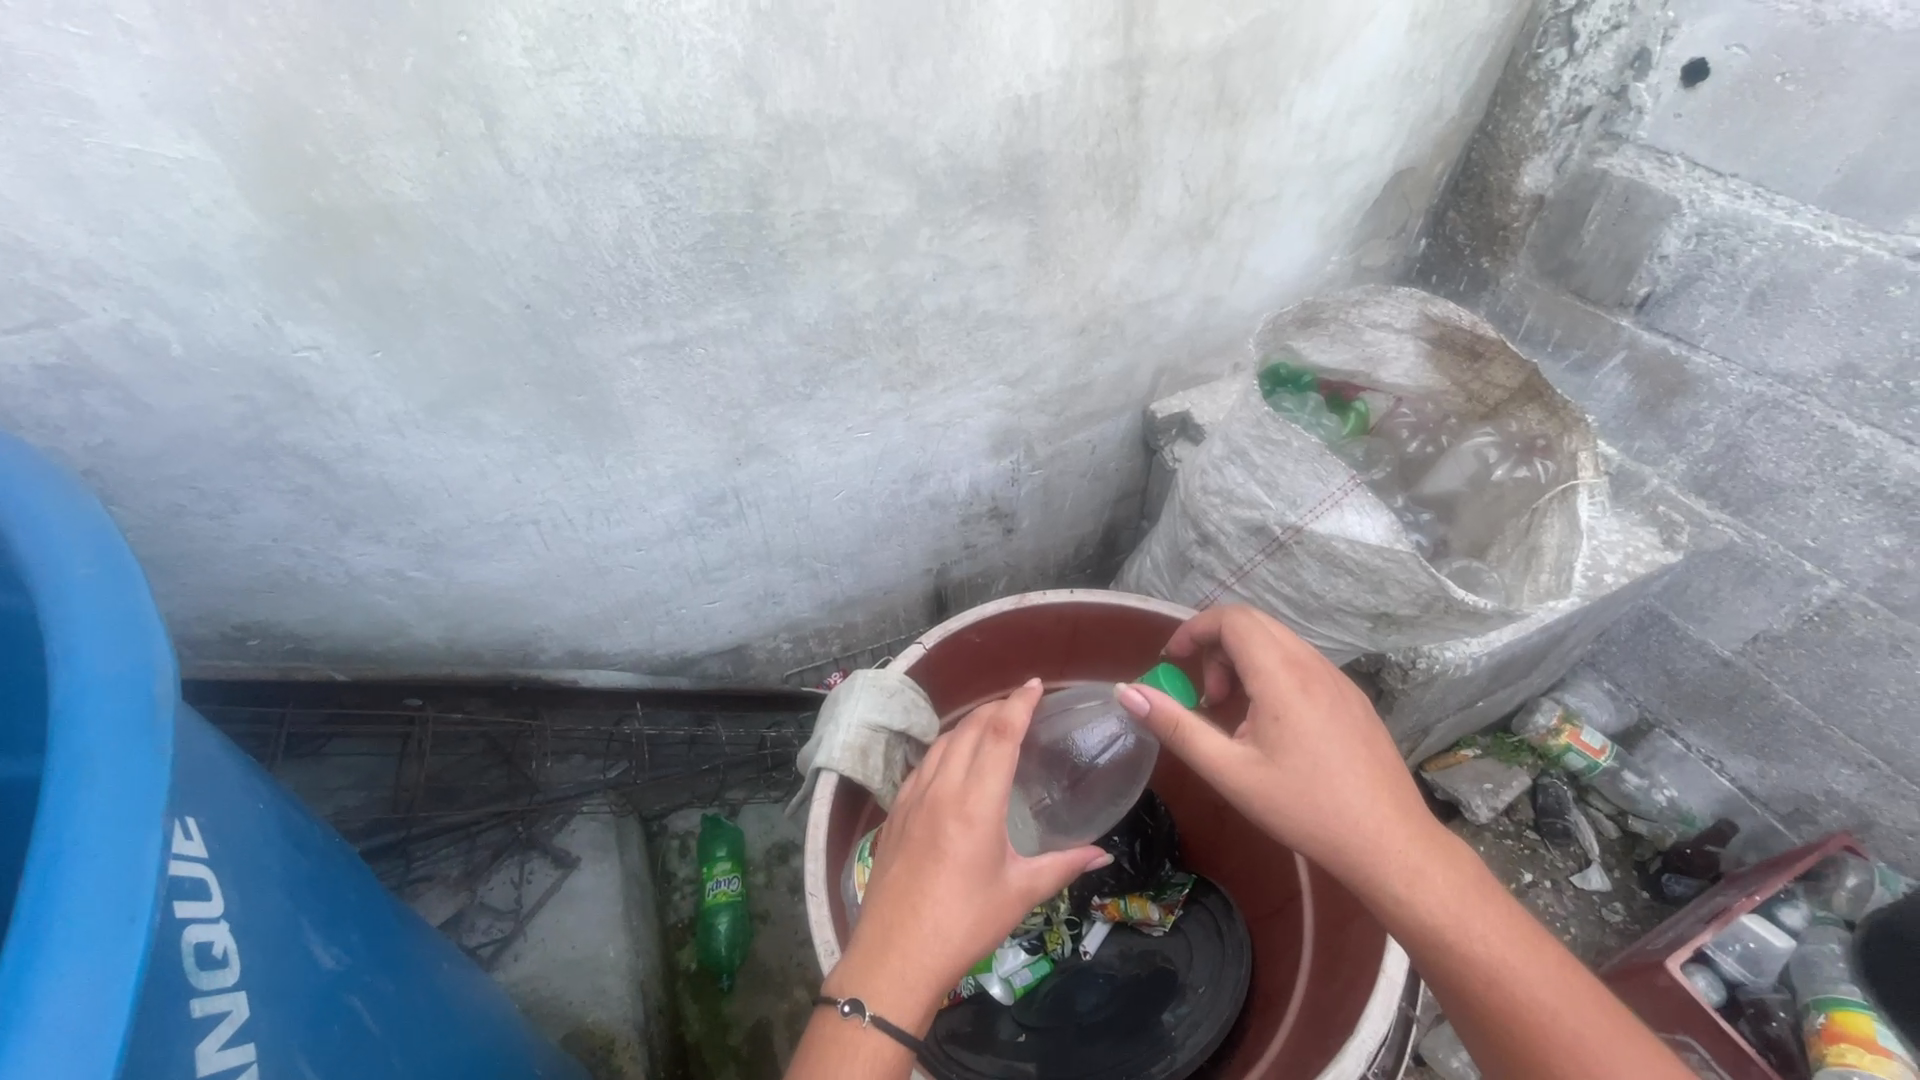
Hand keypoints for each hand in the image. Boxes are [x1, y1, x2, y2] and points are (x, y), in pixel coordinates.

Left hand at [824, 678, 1111, 1031]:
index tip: (1036, 684)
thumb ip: (1062, 865)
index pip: (1000, 734)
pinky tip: (953, 762)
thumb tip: (1102, 854)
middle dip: (997, 708)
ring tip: (992, 725)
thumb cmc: (963, 925)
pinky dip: (944, 749)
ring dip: (969, 725)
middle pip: (970, 728)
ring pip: (942, 743)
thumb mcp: (1019, 894)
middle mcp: (941, 789)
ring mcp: (912, 798)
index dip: (1019, 703)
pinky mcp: (895, 813)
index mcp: (975, 803)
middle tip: (1021, 704)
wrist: (894, 955)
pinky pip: (923, 765)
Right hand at [1114, 605, 1439, 888]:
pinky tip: (1270, 727)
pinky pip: (1301, 663)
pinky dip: (1270, 674)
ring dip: (1242, 662)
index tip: (1171, 663)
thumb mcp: (1229, 772)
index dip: (1193, 630)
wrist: (1390, 843)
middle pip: (1253, 624)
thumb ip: (1175, 726)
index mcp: (1281, 675)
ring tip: (1232, 714)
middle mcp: (1313, 664)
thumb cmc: (1304, 808)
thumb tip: (1126, 692)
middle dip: (1214, 647)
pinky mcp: (1352, 698)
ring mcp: (1338, 680)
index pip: (1231, 618)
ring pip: (1278, 642)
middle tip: (1203, 695)